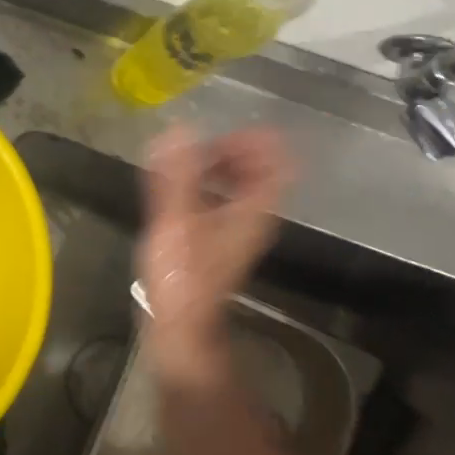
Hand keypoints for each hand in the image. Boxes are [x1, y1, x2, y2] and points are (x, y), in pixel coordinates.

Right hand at [137, 126, 291, 392]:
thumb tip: (178, 129)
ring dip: (217, 169)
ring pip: (240, 188)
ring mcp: (237, 233)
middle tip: (197, 146)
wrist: (180, 326)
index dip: (257, 141)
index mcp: (255, 211)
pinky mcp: (218, 244)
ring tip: (184, 163)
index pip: (277, 164)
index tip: (224, 132)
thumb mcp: (177, 221)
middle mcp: (254, 220)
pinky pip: (223, 203)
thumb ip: (177, 176)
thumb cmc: (182, 275)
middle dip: (232, 151)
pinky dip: (206, 188)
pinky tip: (177, 191)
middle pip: (260, 173)